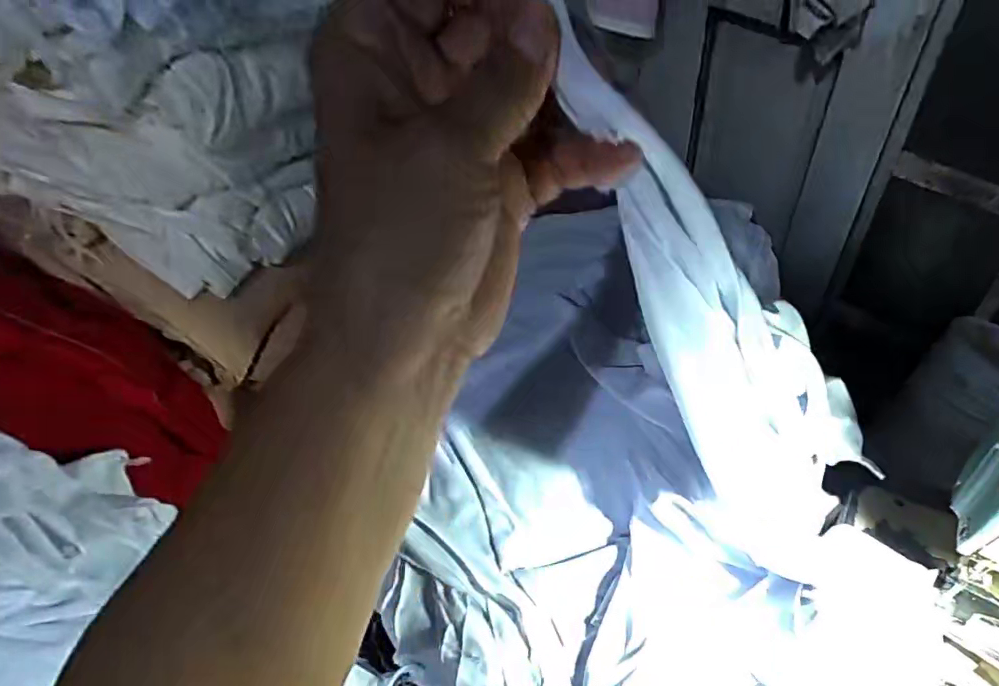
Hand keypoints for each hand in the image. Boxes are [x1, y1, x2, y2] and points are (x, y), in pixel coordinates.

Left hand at [308, 0, 639, 375]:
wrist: (411, 339)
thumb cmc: (405, 234)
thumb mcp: (450, 148)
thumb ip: (502, 83)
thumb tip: (544, 17)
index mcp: (378, 52)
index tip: (542, 7)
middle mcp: (423, 86)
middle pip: (488, 34)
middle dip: (538, 40)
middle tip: (586, 54)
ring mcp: (469, 141)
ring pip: (526, 97)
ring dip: (570, 102)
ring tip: (613, 106)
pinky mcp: (504, 188)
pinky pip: (548, 159)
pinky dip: (580, 160)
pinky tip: (621, 160)